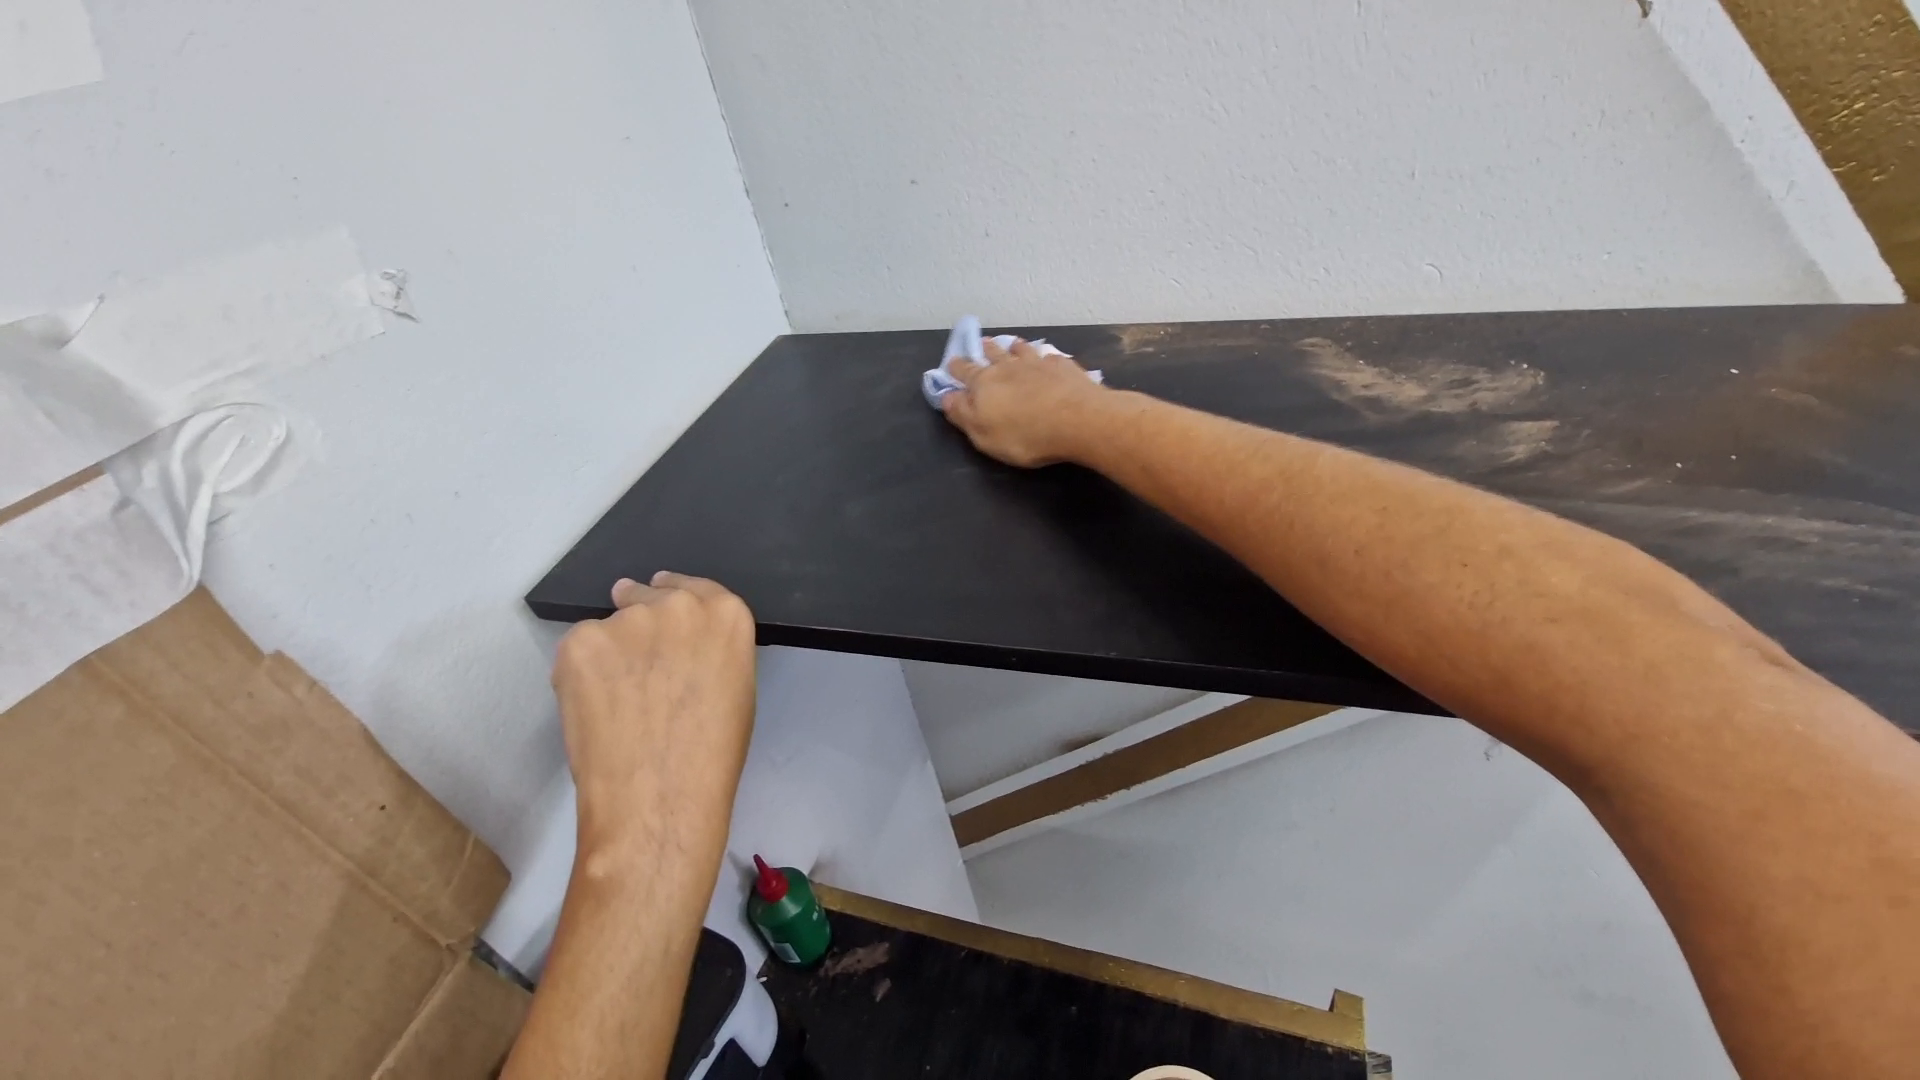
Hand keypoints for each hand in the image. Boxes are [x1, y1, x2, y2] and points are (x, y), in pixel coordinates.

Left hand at [551, 572, 756, 858]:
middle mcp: (677, 606)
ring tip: (615, 702)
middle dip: (640, 617)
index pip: (698, 589)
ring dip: (611, 651)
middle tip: (635, 662)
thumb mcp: (735, 687)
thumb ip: (711, 650)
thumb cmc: (714, 754)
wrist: (659, 797)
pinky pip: (580, 650)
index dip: (678, 600)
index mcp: (726, 614)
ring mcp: (625, 621)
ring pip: (610, 626)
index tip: (664, 614)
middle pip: (650, 595)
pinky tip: (594, 710)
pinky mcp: (579, 643)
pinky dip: (582, 674)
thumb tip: (680, 646)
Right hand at [941, 337, 1111, 466]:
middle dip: (984, 350)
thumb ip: (963, 414)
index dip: (956, 368)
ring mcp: (1038, 363)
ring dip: (1014, 347)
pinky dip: (1044, 357)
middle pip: (993, 355)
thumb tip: (946, 397)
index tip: (952, 362)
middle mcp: (1008, 366)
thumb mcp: (984, 435)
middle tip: (982, 343)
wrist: (1078, 420)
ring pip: (1021, 350)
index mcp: (984, 383)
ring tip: (1012, 343)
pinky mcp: (1063, 366)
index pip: (965, 371)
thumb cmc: (1024, 435)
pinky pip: (1049, 357)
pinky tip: (1047, 357)